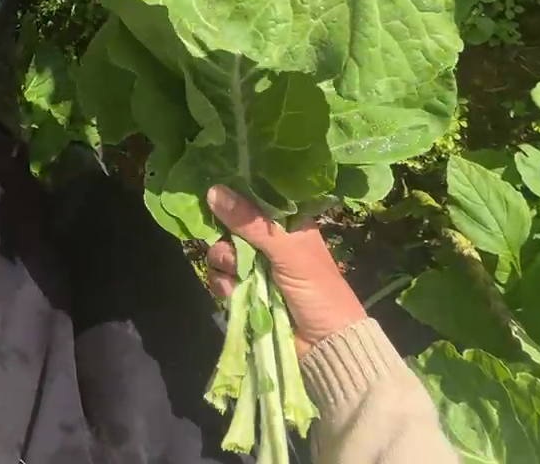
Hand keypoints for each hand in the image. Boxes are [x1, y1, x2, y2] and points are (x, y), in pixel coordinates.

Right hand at [206, 186, 366, 354]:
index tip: (215, 195)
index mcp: (286, 225)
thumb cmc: (318, 291)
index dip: (233, 196)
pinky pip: (220, 277)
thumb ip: (251, 223)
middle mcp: (267, 241)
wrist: (327, 347)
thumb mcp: (287, 252)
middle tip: (232, 247)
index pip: (253, 199)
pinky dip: (223, 284)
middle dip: (226, 237)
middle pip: (230, 225)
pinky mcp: (244, 290)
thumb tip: (212, 191)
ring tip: (239, 275)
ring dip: (224, 262)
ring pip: (222, 251)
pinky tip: (234, 292)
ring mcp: (254, 266)